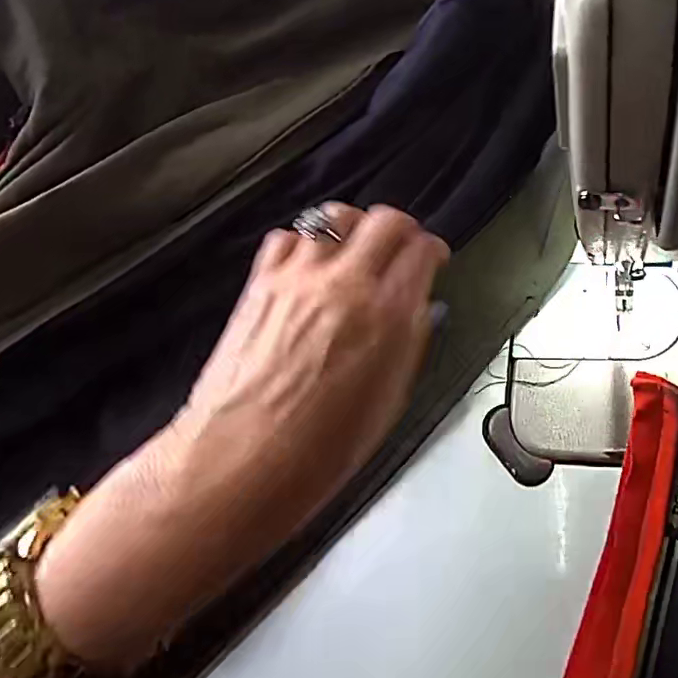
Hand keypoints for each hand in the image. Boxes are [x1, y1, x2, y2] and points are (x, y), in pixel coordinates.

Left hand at [169, 202, 449, 492]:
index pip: (422, 250)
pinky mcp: (260, 286)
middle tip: (404, 244)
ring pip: (335, 217)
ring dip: (354, 228)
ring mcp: (298, 281)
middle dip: (402, 228)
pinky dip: (305, 243)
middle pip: (385, 221)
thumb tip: (419, 313)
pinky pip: (287, 239)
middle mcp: (345, 287)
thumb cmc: (319, 444)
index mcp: (389, 314)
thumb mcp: (393, 394)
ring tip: (358, 245)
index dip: (434, 249)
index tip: (434, 256)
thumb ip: (411, 340)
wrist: (243, 460)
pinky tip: (311, 262)